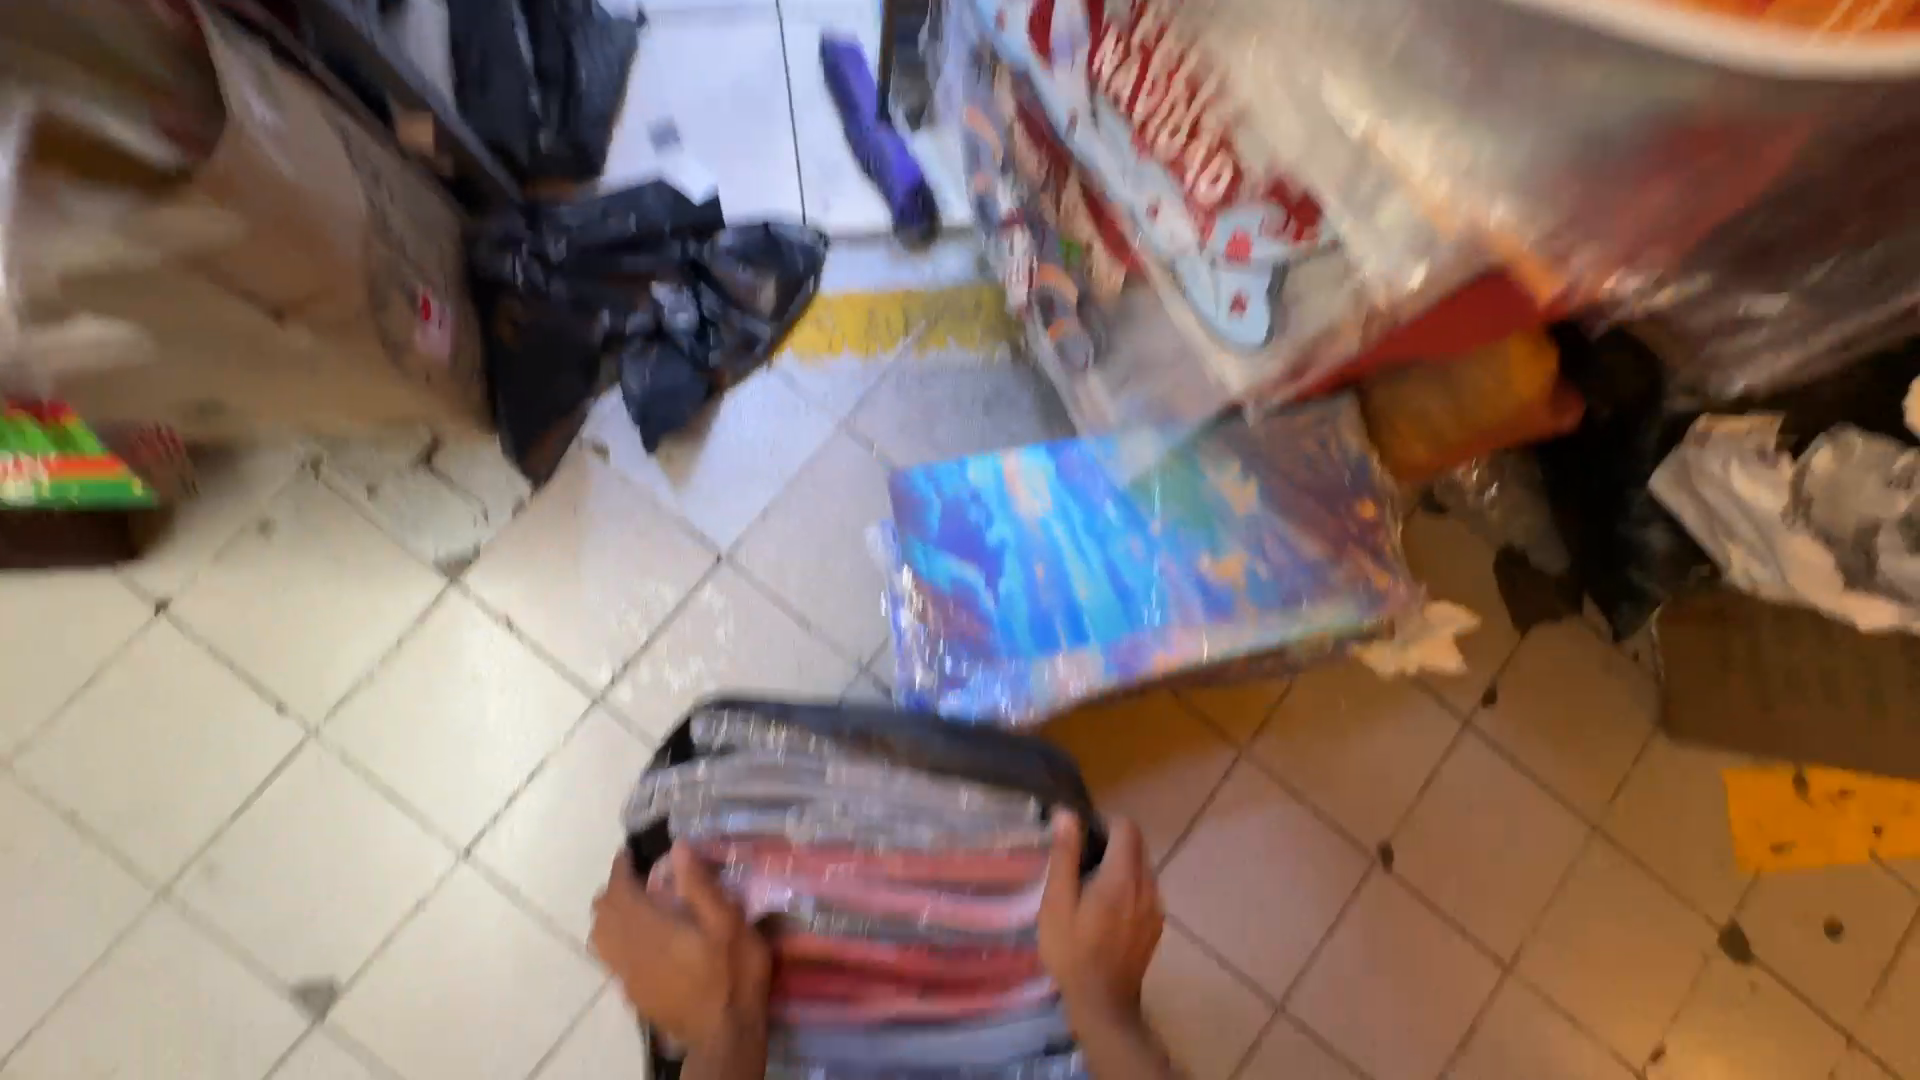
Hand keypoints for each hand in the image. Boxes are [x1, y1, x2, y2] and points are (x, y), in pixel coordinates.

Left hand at [590, 845, 771, 1050]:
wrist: (724, 1033)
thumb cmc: (732, 972)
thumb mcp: (728, 923)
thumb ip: (700, 885)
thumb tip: (678, 848)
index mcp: (650, 928)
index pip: (618, 891)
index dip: (621, 868)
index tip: (632, 852)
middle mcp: (629, 950)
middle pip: (603, 913)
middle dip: (615, 888)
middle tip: (638, 874)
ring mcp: (628, 975)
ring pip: (600, 937)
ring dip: (611, 913)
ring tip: (635, 902)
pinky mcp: (634, 992)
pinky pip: (609, 957)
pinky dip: (615, 937)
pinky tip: (642, 937)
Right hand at [1038, 812, 1163, 1024]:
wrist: (1103, 1006)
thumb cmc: (1073, 952)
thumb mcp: (1057, 902)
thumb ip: (1064, 856)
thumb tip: (1067, 814)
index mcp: (1122, 877)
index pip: (1126, 827)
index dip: (1104, 823)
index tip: (1081, 838)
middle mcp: (1147, 886)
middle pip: (1136, 844)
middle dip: (1111, 842)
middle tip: (1081, 862)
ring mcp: (1156, 906)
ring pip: (1142, 866)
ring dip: (1120, 864)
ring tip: (1090, 885)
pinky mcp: (1157, 924)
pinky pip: (1145, 888)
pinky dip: (1128, 885)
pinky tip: (1105, 909)